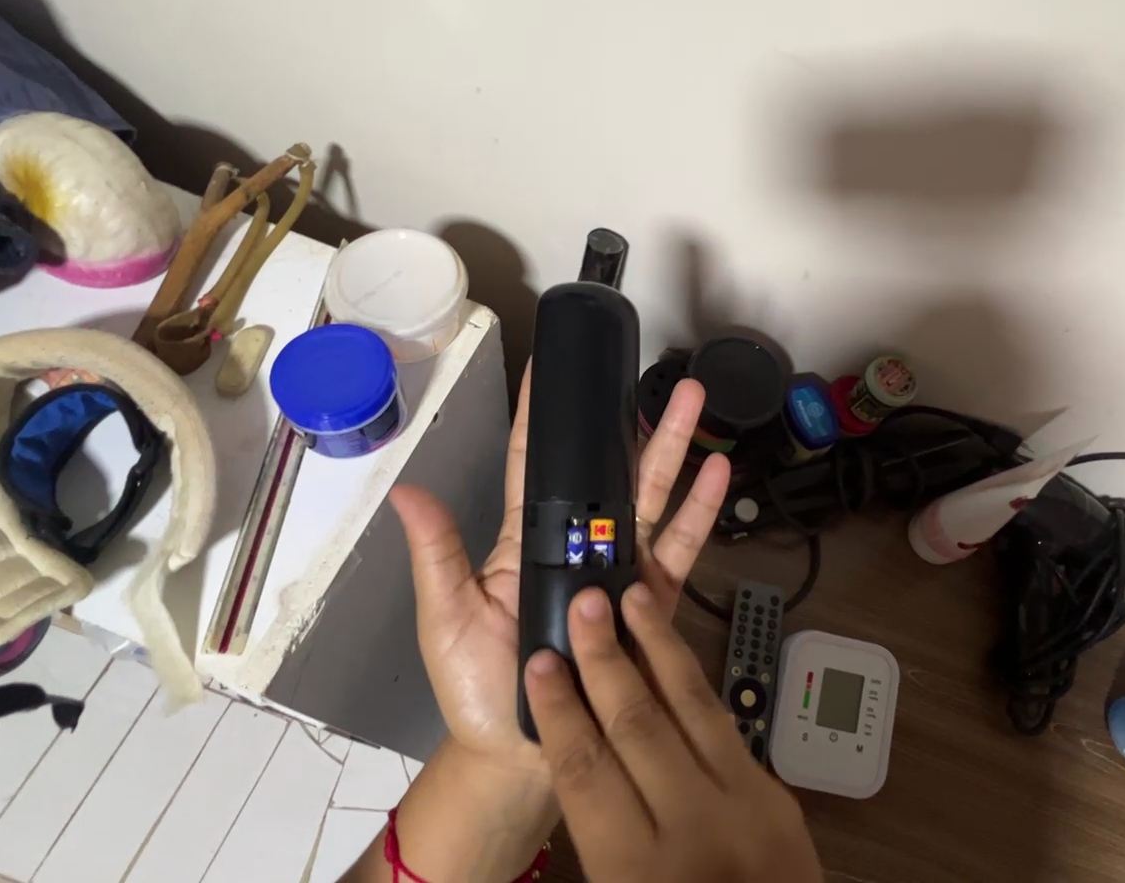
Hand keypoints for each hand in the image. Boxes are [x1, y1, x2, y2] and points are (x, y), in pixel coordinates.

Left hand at [390, 369, 730, 771]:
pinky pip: (677, 551)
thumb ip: (438, 553)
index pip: (534, 463)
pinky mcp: (649, 602)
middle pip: (612, 471)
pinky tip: (717, 475)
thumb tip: (407, 490)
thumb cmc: (476, 685)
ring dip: (674, 451)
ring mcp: (618, 569)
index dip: (540, 417)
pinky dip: (699, 512)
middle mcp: (578, 543)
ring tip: (694, 404)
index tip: (549, 370)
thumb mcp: (448, 617)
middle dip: (637, 423)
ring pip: (651, 498)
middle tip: (661, 379)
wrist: (520, 754)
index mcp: (527, 538)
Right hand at [524, 582, 824, 882]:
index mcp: (637, 871)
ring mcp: (743, 803)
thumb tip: (574, 760)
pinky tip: (675, 648)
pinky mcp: (775, 793)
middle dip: (604, 658)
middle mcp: (691, 827)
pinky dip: (694, 679)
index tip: (537, 662)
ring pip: (690, 705)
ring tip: (633, 595)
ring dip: (657, 645)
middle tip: (582, 602)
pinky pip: (725, 722)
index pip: (586, 772)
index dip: (558, 711)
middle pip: (636, 723)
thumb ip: (593, 842)